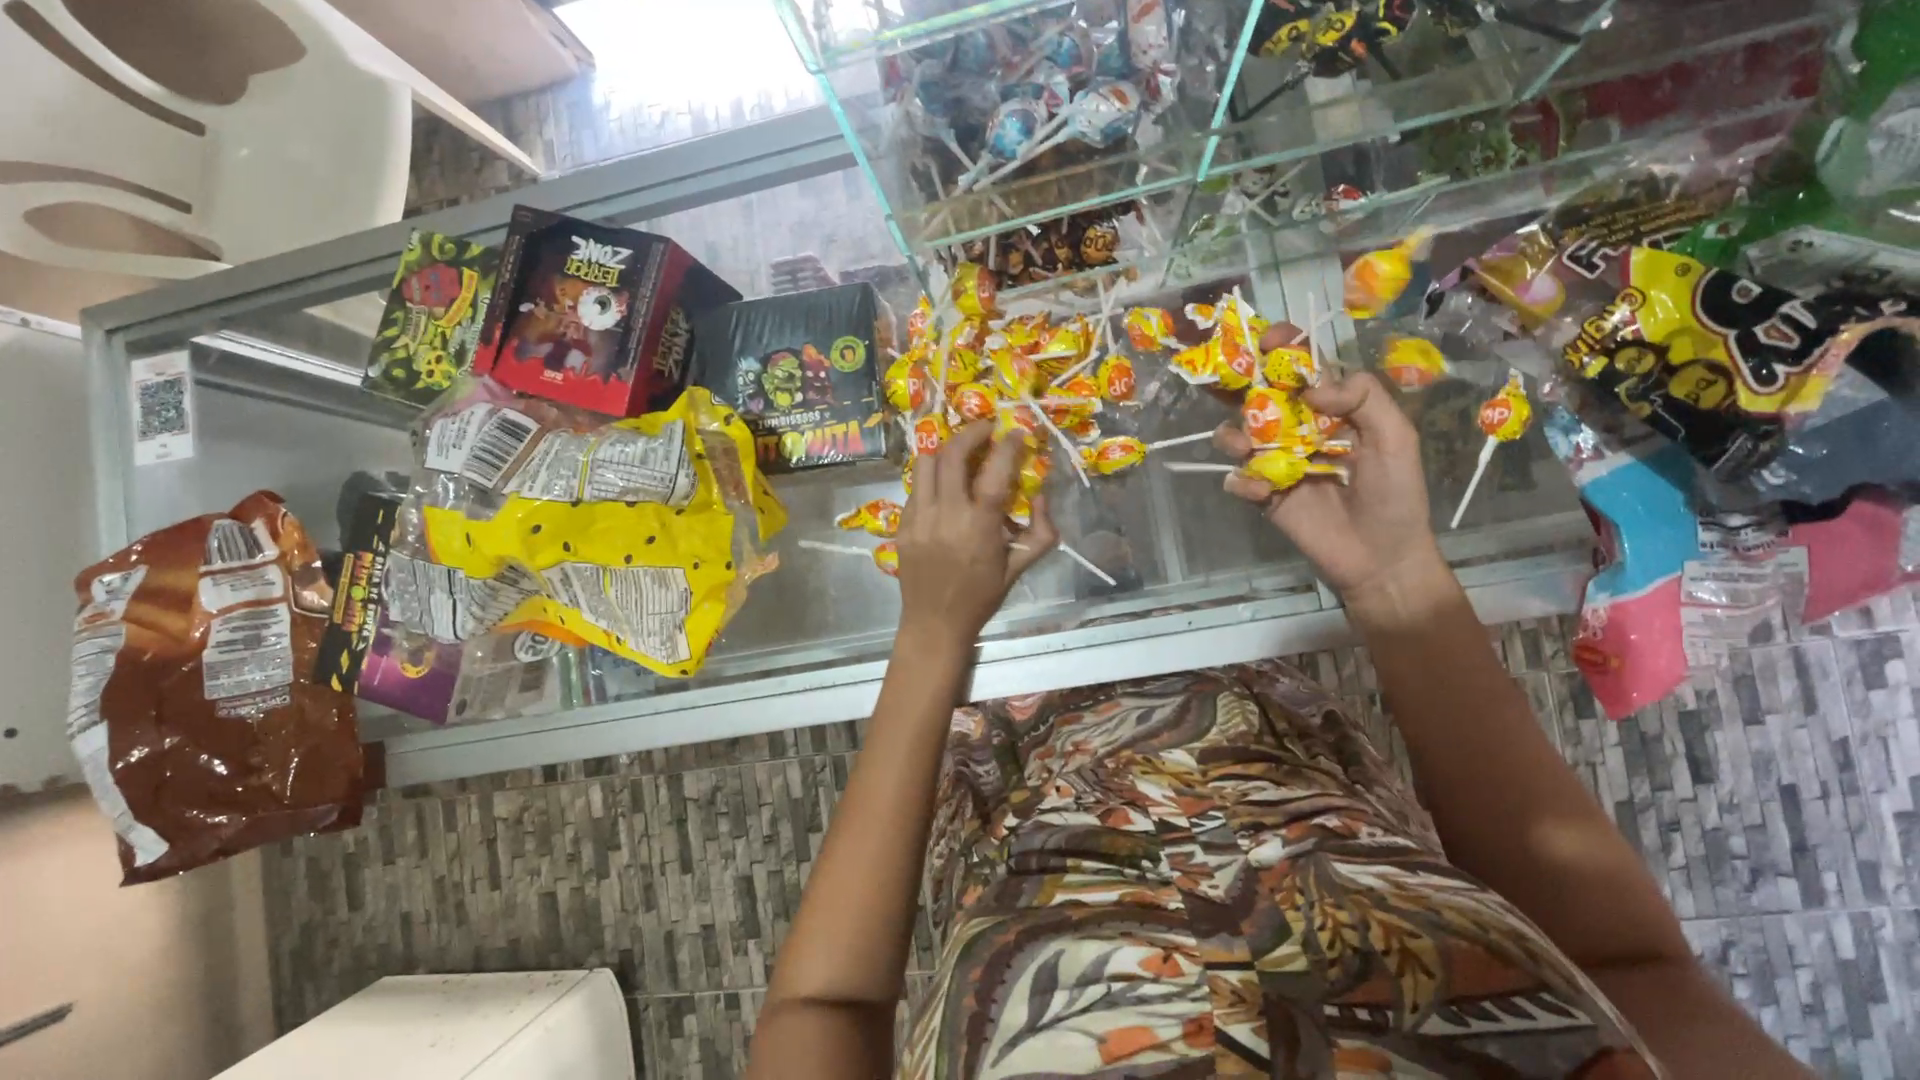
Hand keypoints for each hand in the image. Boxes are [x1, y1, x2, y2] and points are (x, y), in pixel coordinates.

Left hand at [896, 421, 1059, 649]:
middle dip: (971, 433)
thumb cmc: (981, 597)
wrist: (934, 622)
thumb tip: (1042, 495)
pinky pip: (915, 487)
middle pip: (951, 455)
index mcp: (978, 527)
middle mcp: (945, 516)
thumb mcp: (1019, 568)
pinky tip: (944, 485)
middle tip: (987, 429)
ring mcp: (918, 518)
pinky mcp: (902, 524)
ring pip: (925, 463)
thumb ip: (1040, 532)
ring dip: (946, 449)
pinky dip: (931, 477)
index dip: (1006, 447)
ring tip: (962, 450)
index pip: (993, 473)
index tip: (1016, 432)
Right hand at [1215, 324, 1457, 626]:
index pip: (1303, 368)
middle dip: (1239, 383)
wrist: (1381, 557)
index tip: (1269, 341)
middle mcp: (1299, 429)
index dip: (1284, 348)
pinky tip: (1265, 491)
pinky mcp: (1264, 496)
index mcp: (1333, 409)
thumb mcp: (1396, 436)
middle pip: (1259, 395)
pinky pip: (1237, 479)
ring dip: (1233, 434)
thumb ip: (1362, 398)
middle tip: (1227, 380)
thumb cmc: (1396, 493)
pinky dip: (1242, 481)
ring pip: (1237, 434)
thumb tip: (1309, 388)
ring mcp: (1277, 462)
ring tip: (1246, 446)